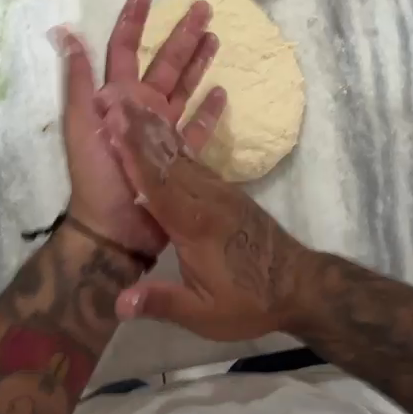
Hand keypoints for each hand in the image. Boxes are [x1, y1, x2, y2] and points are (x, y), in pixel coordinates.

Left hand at [54, 0, 227, 257]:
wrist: (115, 228)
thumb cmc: (96, 173)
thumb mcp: (82, 123)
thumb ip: (80, 80)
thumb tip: (65, 32)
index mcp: (118, 97)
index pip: (126, 49)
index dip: (135, 19)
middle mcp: (142, 109)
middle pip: (165, 63)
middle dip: (182, 35)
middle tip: (203, 7)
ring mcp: (163, 132)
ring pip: (184, 89)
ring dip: (199, 64)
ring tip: (216, 38)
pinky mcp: (180, 156)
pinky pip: (198, 129)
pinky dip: (210, 111)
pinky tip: (222, 92)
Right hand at [99, 94, 311, 340]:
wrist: (300, 286)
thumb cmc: (250, 303)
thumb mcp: (205, 314)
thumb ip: (162, 304)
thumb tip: (118, 304)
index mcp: (195, 226)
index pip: (156, 185)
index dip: (132, 154)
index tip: (112, 125)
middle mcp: (207, 200)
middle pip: (167, 160)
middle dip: (138, 129)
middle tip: (113, 99)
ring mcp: (221, 194)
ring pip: (183, 158)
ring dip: (155, 132)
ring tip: (132, 107)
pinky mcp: (230, 194)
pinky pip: (197, 165)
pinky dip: (176, 147)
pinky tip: (165, 135)